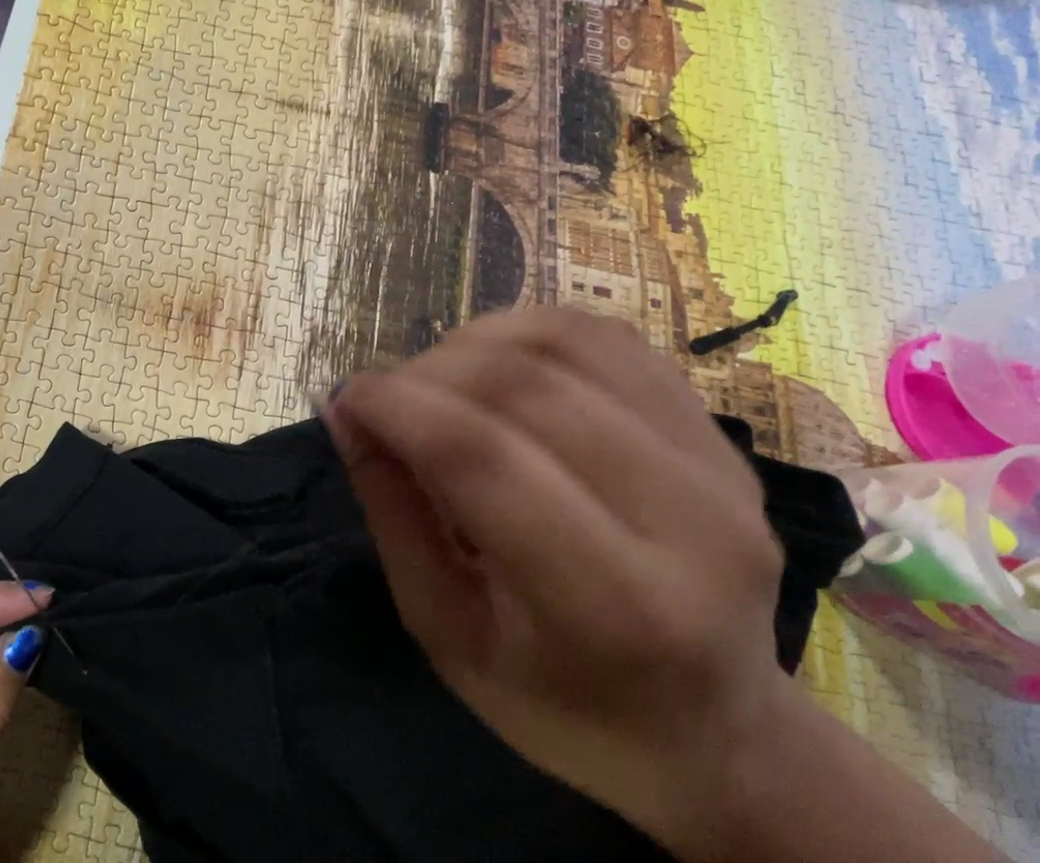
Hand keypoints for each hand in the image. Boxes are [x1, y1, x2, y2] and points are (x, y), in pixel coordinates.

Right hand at [321, 308, 797, 847]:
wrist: (711, 731)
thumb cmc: (560, 704)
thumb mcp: (447, 633)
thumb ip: (395, 516)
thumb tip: (345, 413)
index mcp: (610, 606)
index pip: (486, 459)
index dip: (399, 408)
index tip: (344, 400)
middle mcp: (688, 524)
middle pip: (530, 388)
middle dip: (427, 373)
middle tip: (381, 399)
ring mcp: (721, 469)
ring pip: (574, 344)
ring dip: (475, 343)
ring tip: (433, 382)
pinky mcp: (723, 437)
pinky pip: (612, 342)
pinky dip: (529, 335)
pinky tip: (493, 369)